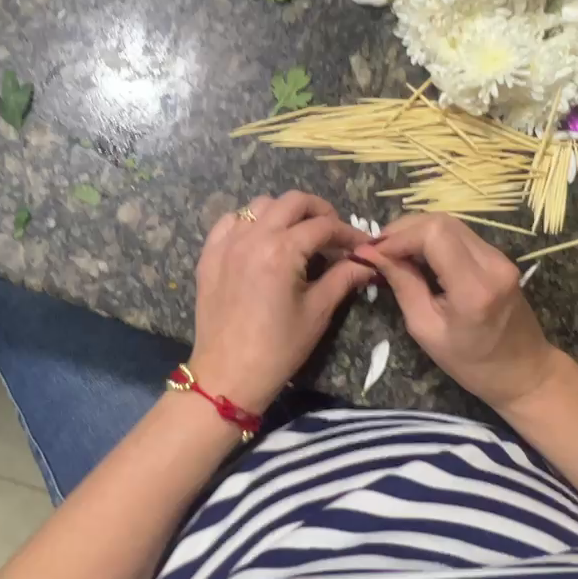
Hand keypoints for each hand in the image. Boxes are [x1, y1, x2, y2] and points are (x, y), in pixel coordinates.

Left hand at [189, 191, 374, 412]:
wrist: (228, 376)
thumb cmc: (278, 348)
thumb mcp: (317, 312)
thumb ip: (343, 278)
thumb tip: (368, 262)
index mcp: (282, 250)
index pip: (323, 226)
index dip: (348, 232)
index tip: (361, 244)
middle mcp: (253, 236)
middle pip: (293, 202)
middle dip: (319, 211)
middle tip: (333, 232)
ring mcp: (227, 243)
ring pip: (260, 205)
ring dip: (284, 213)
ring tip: (298, 235)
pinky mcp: (209, 254)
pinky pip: (230, 221)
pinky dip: (250, 222)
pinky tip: (260, 240)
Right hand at [362, 214, 560, 409]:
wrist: (524, 372)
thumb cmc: (472, 363)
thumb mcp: (426, 329)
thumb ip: (403, 284)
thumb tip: (373, 254)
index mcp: (474, 288)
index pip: (434, 235)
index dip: (399, 236)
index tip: (373, 251)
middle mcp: (492, 263)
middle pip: (441, 222)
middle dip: (404, 229)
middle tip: (378, 248)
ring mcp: (500, 257)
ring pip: (451, 224)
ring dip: (417, 230)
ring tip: (392, 249)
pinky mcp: (499, 257)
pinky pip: (460, 235)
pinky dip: (433, 237)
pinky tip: (416, 253)